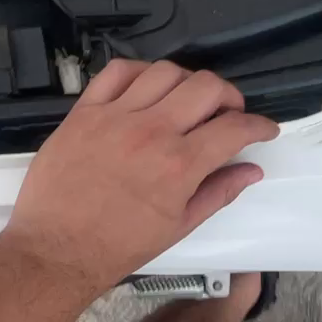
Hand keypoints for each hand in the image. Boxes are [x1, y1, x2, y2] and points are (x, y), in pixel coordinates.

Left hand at [4, 60, 279, 294]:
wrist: (58, 249)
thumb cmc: (118, 245)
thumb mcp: (179, 225)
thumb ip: (219, 192)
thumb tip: (250, 172)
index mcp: (179, 165)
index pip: (235, 128)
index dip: (259, 125)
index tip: (263, 129)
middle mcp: (151, 132)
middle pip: (207, 87)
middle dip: (230, 97)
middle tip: (230, 113)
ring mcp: (115, 117)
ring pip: (166, 71)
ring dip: (188, 81)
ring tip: (189, 100)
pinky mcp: (84, 112)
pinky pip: (117, 72)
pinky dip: (141, 72)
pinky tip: (148, 88)